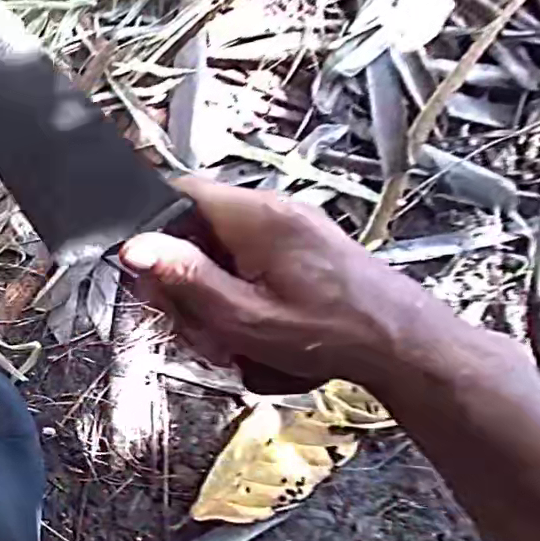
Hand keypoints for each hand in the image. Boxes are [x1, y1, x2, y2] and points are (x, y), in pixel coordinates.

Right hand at [119, 177, 463, 389]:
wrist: (404, 349)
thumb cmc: (329, 334)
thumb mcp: (239, 313)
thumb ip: (183, 276)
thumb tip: (135, 247)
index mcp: (258, 218)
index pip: (178, 192)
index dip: (149, 227)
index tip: (145, 268)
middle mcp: (273, 212)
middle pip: (188, 226)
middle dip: (173, 271)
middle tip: (183, 312)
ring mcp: (285, 228)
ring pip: (208, 247)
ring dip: (197, 287)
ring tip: (216, 324)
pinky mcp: (292, 246)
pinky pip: (234, 258)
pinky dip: (223, 288)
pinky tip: (234, 318)